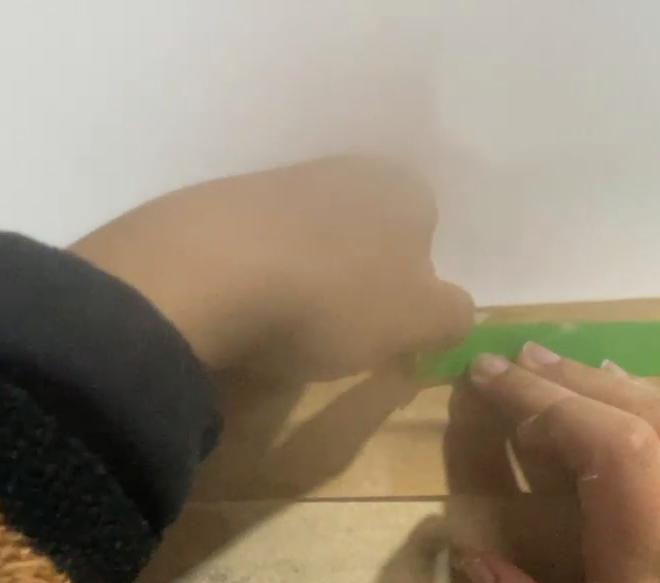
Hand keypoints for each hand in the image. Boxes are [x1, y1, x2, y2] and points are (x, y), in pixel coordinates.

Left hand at [70, 156, 473, 379]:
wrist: (206, 275)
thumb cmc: (332, 300)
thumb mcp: (417, 320)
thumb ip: (450, 315)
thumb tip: (453, 313)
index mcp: (399, 188)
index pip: (426, 232)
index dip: (412, 288)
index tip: (389, 330)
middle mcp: (339, 171)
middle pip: (364, 236)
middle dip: (357, 282)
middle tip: (338, 334)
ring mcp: (273, 184)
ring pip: (309, 242)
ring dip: (305, 282)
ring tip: (284, 329)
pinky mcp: (216, 209)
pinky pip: (254, 252)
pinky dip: (255, 282)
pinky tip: (242, 314)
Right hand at [460, 344, 659, 582]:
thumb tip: (469, 557)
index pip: (615, 450)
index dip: (550, 407)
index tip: (492, 390)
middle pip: (627, 414)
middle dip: (551, 384)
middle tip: (492, 366)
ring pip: (659, 404)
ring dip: (588, 377)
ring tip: (533, 361)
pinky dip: (631, 390)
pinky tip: (599, 379)